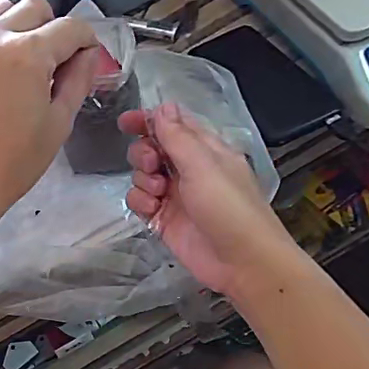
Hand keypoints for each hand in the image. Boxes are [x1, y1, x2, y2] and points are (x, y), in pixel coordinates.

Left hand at [0, 0, 102, 227]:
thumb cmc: (12, 161)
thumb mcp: (60, 121)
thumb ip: (79, 79)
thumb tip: (88, 57)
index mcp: (26, 53)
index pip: (70, 27)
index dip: (87, 42)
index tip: (90, 58)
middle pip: (37, 8)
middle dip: (56, 29)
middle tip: (62, 63)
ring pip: (7, 10)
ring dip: (27, 27)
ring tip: (33, 65)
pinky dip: (2, 37)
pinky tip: (10, 71)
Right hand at [120, 103, 298, 297]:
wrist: (242, 262)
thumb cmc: (229, 207)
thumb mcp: (204, 165)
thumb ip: (178, 136)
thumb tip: (163, 107)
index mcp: (205, 149)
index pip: (173, 125)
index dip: (149, 120)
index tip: (126, 122)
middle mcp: (189, 169)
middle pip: (152, 149)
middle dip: (143, 153)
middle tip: (152, 165)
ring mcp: (175, 195)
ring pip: (142, 175)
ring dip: (143, 179)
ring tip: (159, 192)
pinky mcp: (164, 220)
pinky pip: (140, 201)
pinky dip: (140, 201)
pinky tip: (151, 209)